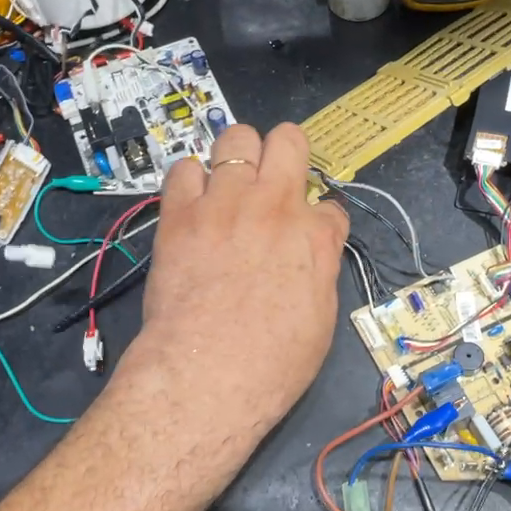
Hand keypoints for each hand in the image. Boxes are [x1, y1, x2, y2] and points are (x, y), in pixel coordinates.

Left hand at [116, 123, 348, 443]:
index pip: (329, 206)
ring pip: (235, 137)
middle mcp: (274, 205)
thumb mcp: (321, 318)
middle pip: (288, 139)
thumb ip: (319, 271)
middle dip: (284, 151)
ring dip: (236, 155)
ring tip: (228, 182)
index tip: (306, 234)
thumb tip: (311, 253)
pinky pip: (184, 168)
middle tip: (272, 178)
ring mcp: (225, 202)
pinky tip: (192, 202)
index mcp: (315, 236)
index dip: (319, 219)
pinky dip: (190, 180)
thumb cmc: (274, 362)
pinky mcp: (180, 212)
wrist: (207, 372)